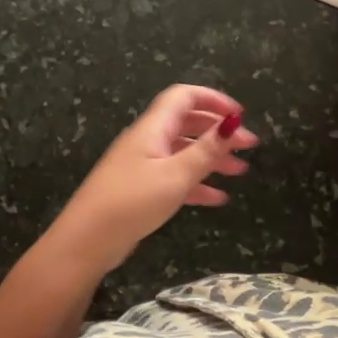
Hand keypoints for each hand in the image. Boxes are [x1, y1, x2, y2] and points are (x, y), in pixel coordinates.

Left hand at [46, 84, 258, 273]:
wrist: (86, 241)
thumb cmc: (132, 202)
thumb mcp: (175, 175)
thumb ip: (206, 150)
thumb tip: (233, 121)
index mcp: (153, 127)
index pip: (184, 96)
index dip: (213, 99)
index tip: (241, 115)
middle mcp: (148, 139)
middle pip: (187, 123)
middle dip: (218, 131)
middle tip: (250, 146)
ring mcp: (142, 164)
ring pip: (183, 151)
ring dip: (212, 158)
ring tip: (241, 172)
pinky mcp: (141, 189)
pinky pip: (174, 177)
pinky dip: (197, 183)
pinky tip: (219, 199)